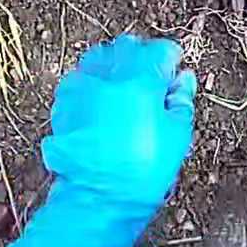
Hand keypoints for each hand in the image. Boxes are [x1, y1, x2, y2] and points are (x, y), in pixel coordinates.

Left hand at [4, 36, 195, 246]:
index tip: (175, 73)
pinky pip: (80, 82)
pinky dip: (92, 85)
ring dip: (113, 66)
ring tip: (124, 89)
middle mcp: (108, 77)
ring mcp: (81, 89)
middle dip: (142, 57)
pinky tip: (101, 106)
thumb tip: (183, 78)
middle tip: (152, 80)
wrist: (100, 199)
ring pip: (98, 58)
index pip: (162, 50)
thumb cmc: (145, 170)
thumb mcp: (177, 136)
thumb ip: (182, 100)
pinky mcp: (63, 105)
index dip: (173, 61)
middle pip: (127, 47)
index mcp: (141, 81)